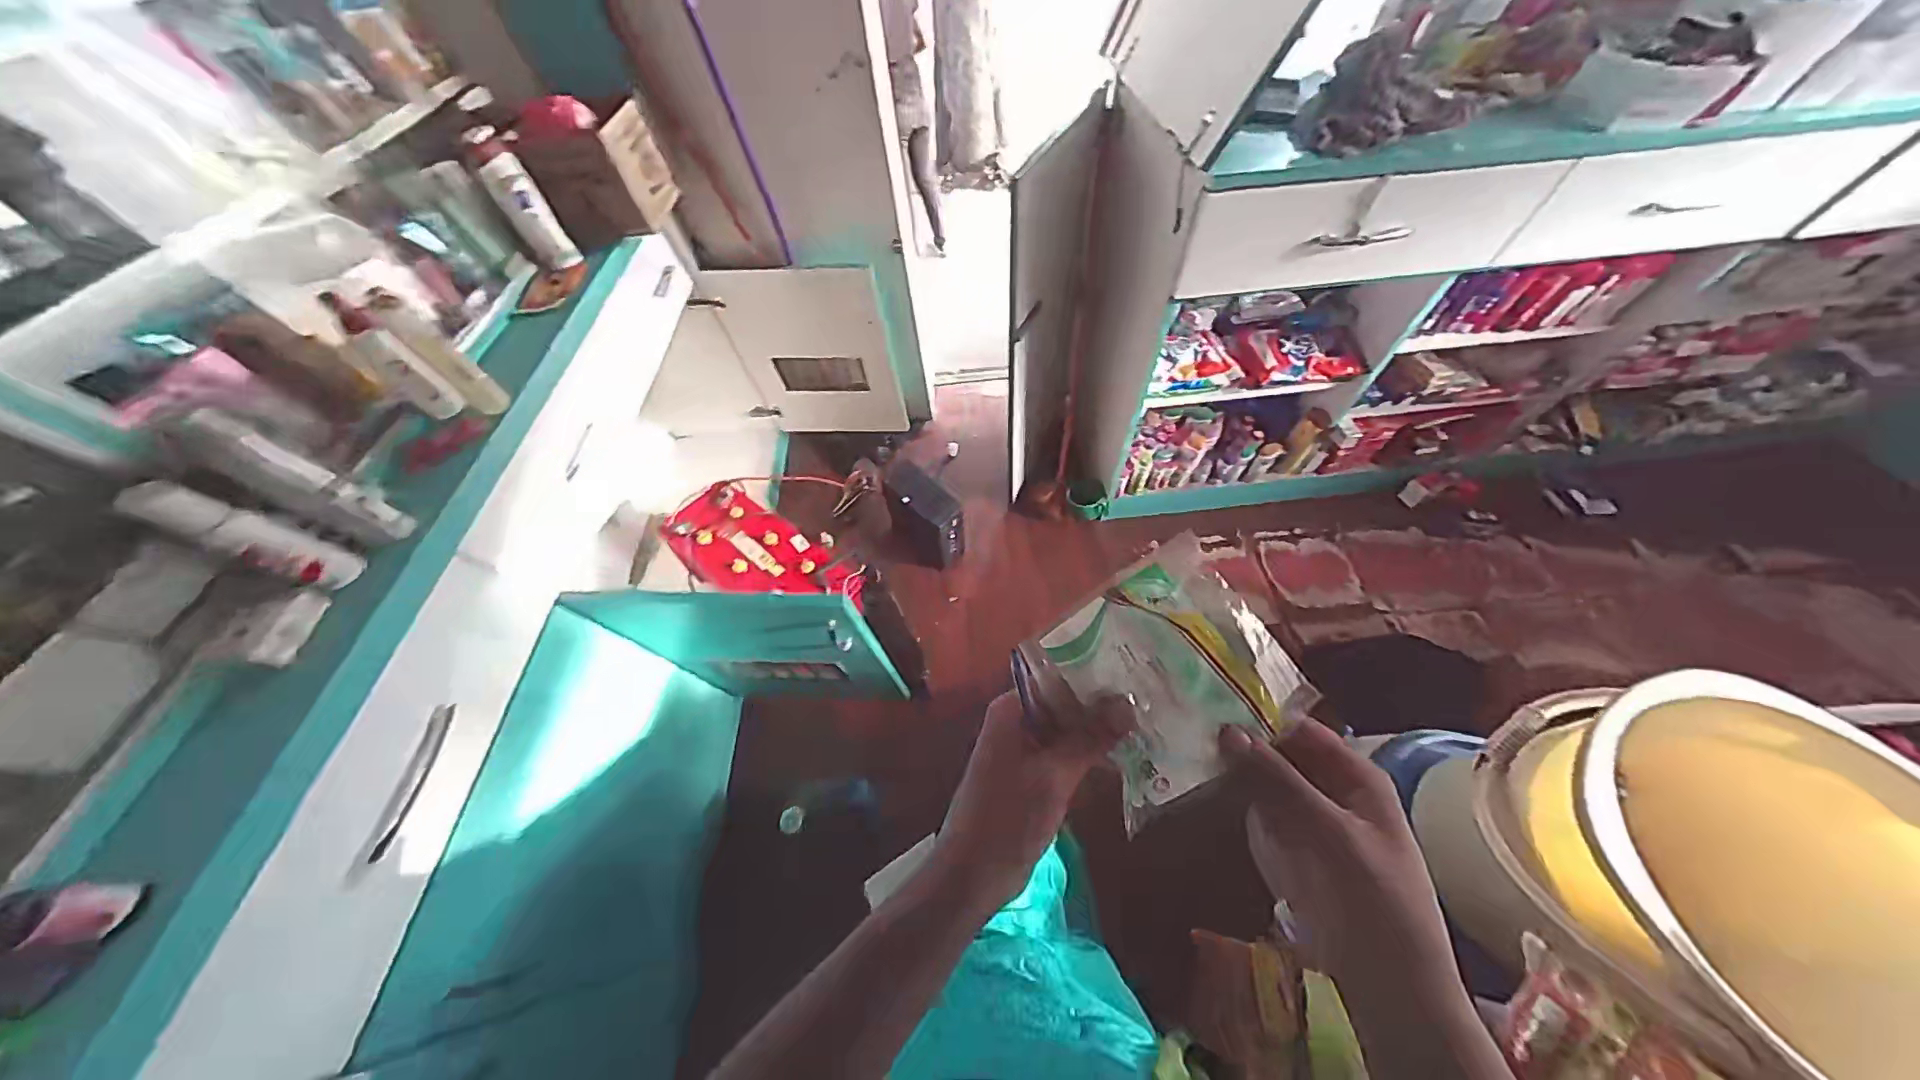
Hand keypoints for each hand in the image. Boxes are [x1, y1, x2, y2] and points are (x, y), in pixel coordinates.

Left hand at [930, 691, 1130, 908]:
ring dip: (1099, 730)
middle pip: (1064, 702)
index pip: (1056, 677)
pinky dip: (1089, 754)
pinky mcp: (1032, 777)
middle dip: (1102, 704)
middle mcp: (1015, 722)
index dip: (1093, 673)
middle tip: (1150, 698)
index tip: (1134, 671)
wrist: (971, 875)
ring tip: (1147, 721)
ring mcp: (1023, 750)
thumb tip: (1128, 703)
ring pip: (1067, 730)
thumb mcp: (1054, 776)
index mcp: (1011, 710)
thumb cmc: (1007, 819)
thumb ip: (1090, 737)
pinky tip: (1126, 755)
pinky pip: (1065, 754)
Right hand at [1220, 723, 1510, 1079]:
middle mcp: (1332, 790)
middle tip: (1192, 728)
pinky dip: (1237, 801)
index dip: (1261, 716)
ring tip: (1188, 750)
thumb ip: (1281, 781)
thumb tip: (1228, 732)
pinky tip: (1205, 789)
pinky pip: (1260, 812)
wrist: (1390, 983)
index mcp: (1357, 776)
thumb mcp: (1331, 833)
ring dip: (1234, 770)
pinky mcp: (1292, 847)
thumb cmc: (1376, 899)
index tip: (1213, 705)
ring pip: (1266, 781)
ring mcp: (1310, 819)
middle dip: (1242, 743)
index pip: (1302, 730)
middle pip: (1281, 753)